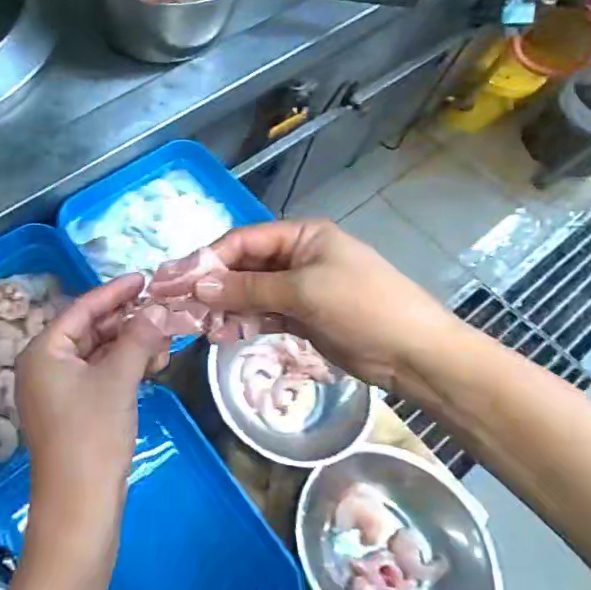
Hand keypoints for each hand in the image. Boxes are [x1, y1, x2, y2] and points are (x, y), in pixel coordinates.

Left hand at [14, 273, 169, 556]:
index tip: (145, 278)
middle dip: (127, 321)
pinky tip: (152, 364)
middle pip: (89, 330)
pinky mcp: (71, 412)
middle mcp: (44, 366)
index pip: (82, 309)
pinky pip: (98, 376)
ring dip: (130, 345)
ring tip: (165, 339)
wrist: (78, 508)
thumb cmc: (92, 436)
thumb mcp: (118, 380)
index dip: (115, 292)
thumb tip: (158, 310)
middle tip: (163, 311)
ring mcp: (56, 391)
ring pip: (96, 354)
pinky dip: (124, 368)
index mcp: (43, 351)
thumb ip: (138, 339)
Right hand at [191, 219, 464, 392]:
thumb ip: (248, 289)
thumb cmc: (362, 307)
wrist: (414, 353)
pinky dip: (243, 322)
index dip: (208, 259)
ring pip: (250, 293)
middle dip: (212, 285)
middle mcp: (297, 256)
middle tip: (178, 305)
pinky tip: (221, 334)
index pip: (243, 240)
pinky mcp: (303, 316)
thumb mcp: (303, 292)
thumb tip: (197, 287)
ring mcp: (300, 288)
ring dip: (224, 307)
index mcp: (302, 236)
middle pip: (243, 266)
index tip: (176, 280)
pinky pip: (263, 314)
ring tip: (197, 326)